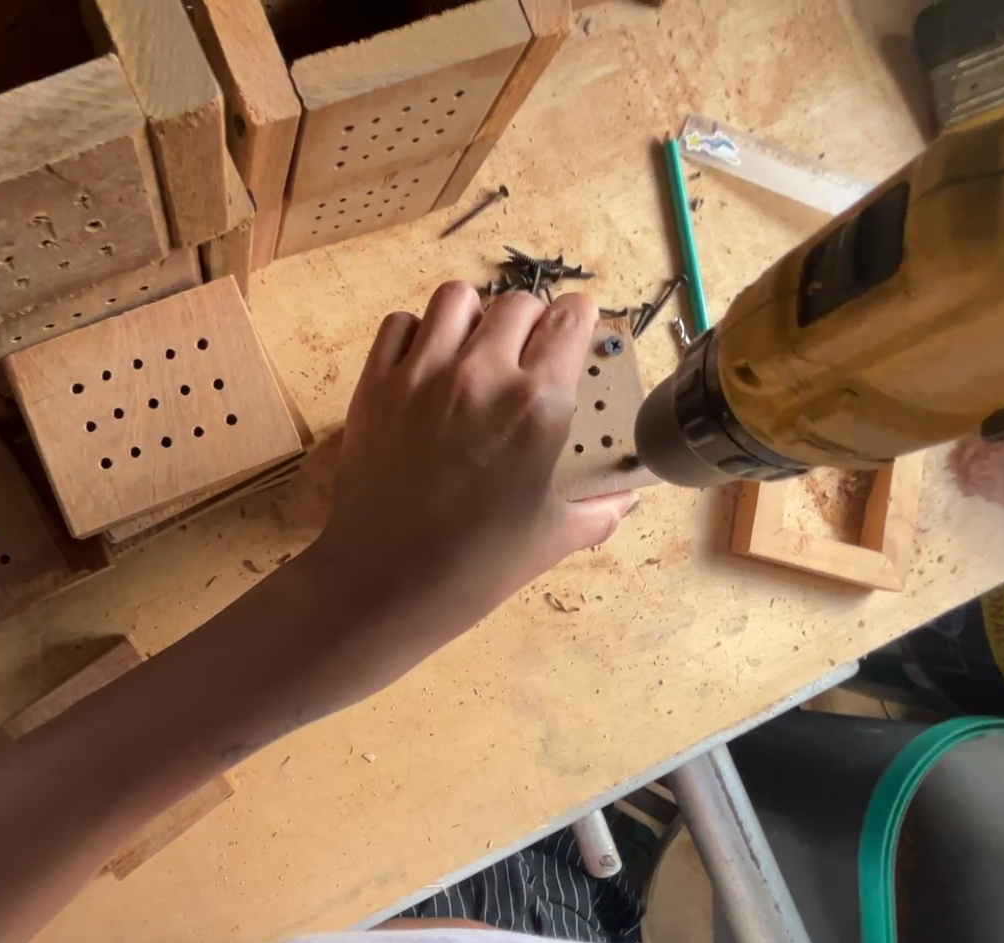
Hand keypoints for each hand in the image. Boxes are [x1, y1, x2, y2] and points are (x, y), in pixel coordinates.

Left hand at [301, 282, 640, 660]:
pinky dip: (415, 335)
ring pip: (456, 298)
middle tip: (522, 359)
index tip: (571, 339)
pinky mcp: (374, 385)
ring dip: (472, 317)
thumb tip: (629, 498)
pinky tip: (422, 367)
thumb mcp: (552, 539)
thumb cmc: (474, 567)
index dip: (577, 323)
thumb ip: (600, 510)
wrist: (384, 583)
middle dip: (529, 323)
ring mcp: (421, 375)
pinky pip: (398, 325)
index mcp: (538, 406)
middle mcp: (481, 375)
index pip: (572, 318)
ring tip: (471, 352)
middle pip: (518, 303)